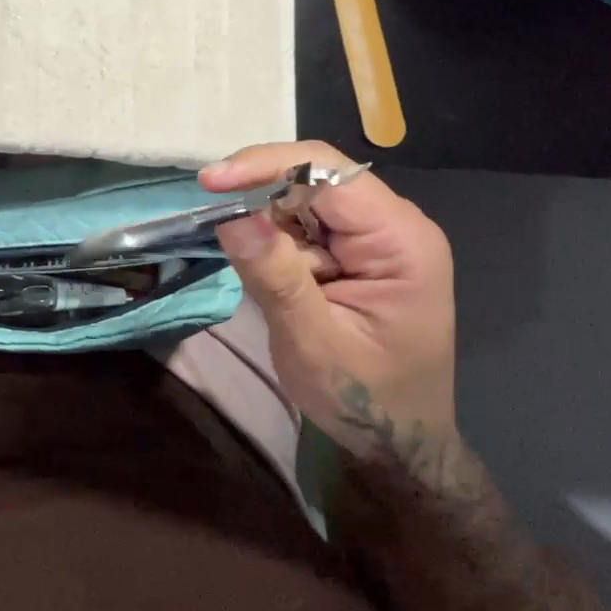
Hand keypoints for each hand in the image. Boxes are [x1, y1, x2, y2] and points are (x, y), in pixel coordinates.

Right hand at [203, 142, 456, 461]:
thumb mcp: (312, 342)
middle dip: (260, 199)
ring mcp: (376, 236)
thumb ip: (276, 276)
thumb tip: (232, 216)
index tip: (208, 183)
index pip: (329, 174)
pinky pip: (304, 222)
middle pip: (314, 178)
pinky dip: (274, 240)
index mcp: (402, 241)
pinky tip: (272, 276)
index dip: (266, 167)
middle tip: (217, 227)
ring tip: (263, 279)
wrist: (396, 444)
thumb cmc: (364, 399)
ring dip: (267, 226)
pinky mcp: (356, 249)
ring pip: (302, 198)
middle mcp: (395, 226)